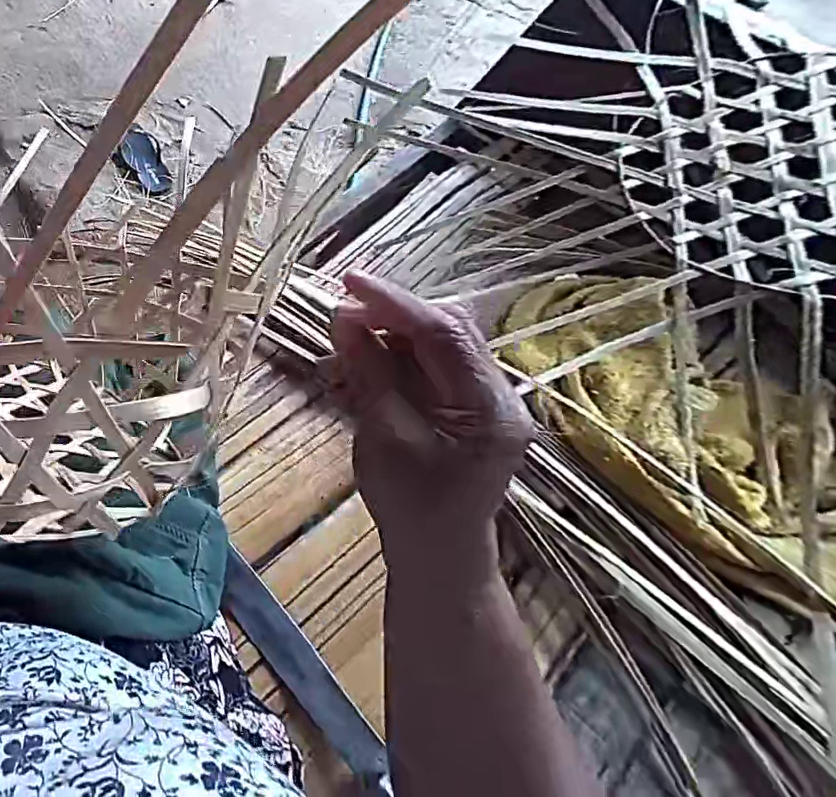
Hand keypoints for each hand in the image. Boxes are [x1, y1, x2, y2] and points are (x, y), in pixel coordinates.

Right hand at [328, 272, 536, 594]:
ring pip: (432, 342)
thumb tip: (343, 318)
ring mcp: (481, 396)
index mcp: (489, 407)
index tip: (349, 282)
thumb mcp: (384, 437)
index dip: (393, 302)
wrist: (438, 552)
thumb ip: (369, 373)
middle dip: (389, 315)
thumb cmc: (411, 505)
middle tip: (339, 317)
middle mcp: (495, 392)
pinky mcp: (462, 402)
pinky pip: (425, 362)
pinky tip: (357, 367)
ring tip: (341, 348)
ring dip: (384, 336)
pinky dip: (388, 356)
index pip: (443, 333)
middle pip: (443, 330)